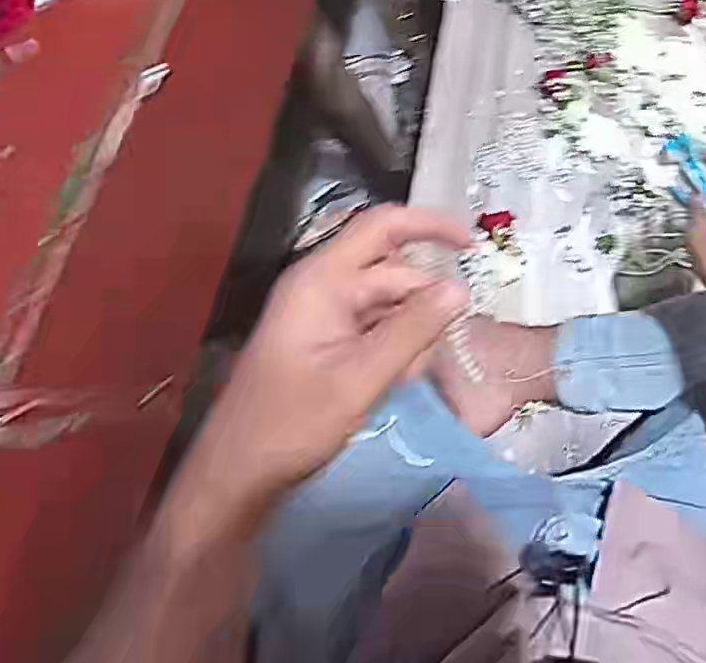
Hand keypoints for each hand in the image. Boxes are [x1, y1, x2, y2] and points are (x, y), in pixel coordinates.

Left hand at [163, 206, 469, 543]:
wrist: (234, 480)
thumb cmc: (289, 425)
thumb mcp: (360, 378)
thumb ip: (414, 329)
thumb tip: (460, 287)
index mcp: (322, 279)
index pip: (383, 226)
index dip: (430, 225)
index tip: (471, 243)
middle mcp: (325, 285)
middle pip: (395, 270)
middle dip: (426, 300)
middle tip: (446, 339)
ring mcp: (327, 311)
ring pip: (393, 299)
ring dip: (414, 328)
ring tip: (411, 372)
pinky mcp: (331, 336)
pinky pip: (381, 323)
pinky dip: (400, 342)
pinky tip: (400, 376)